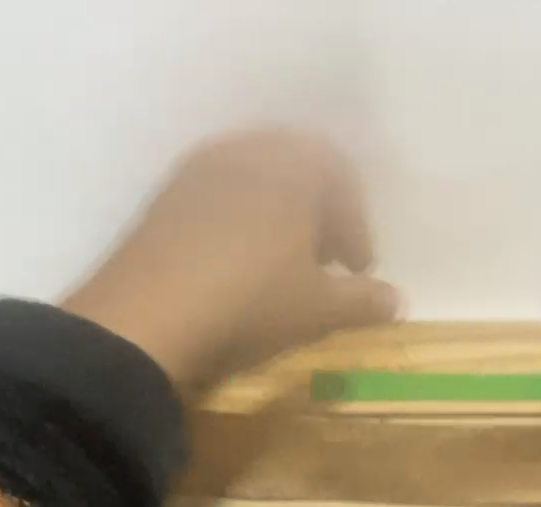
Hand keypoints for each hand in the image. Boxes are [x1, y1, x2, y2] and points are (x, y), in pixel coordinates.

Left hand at [62, 130, 399, 391]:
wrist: (143, 320)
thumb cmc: (248, 304)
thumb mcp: (316, 310)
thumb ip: (362, 301)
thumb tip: (397, 301)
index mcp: (295, 163)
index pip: (343, 182)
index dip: (357, 230)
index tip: (360, 270)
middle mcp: (247, 151)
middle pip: (297, 177)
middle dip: (317, 221)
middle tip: (322, 266)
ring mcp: (197, 171)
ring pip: (254, 188)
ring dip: (275, 224)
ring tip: (278, 271)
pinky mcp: (161, 200)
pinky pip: (215, 205)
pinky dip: (235, 231)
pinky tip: (231, 273)